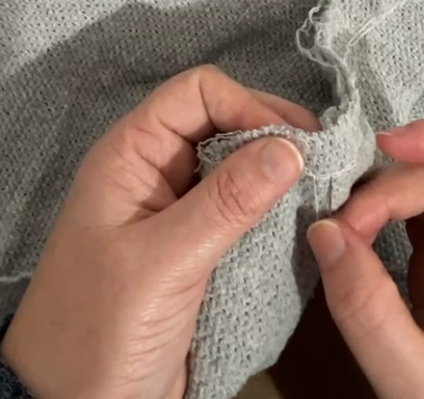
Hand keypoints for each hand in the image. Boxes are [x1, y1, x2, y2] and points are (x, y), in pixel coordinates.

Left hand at [1, 66, 315, 398]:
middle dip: (271, 134)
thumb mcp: (161, 264)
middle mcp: (155, 170)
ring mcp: (175, 210)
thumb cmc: (98, 330)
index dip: (247, 105)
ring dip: (276, 173)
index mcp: (132, 153)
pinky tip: (301, 220)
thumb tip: (291, 147)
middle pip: (221, 121)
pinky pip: (238, 209)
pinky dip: (270, 209)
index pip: (196, 93)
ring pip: (234, 165)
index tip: (296, 144)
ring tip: (324, 188)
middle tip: (325, 164)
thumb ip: (225, 203)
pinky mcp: (193, 248)